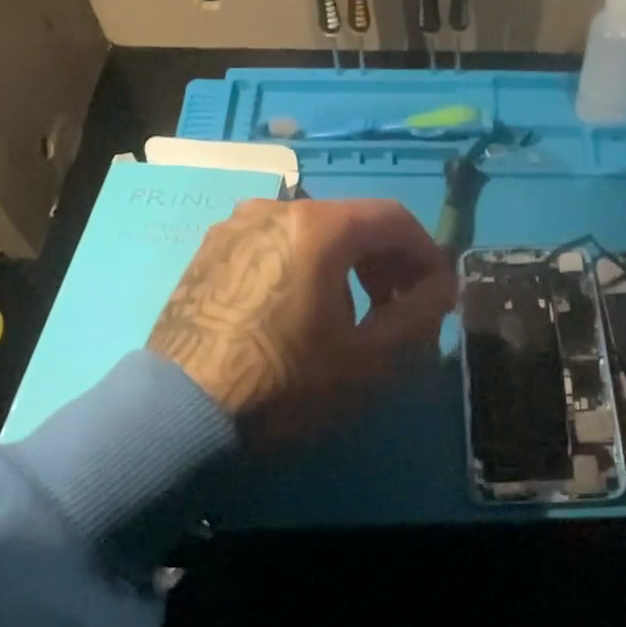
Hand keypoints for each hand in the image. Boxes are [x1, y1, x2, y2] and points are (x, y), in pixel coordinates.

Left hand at [146, 198, 455, 446]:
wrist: (181, 416)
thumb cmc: (286, 386)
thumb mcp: (369, 358)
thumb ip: (420, 315)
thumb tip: (444, 287)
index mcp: (318, 226)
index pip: (394, 219)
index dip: (427, 255)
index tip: (439, 294)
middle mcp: (273, 209)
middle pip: (351, 222)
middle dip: (388, 263)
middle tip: (402, 310)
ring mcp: (233, 228)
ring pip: (311, 235)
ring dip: (348, 268)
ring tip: (355, 317)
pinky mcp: (207, 254)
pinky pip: (274, 248)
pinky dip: (306, 270)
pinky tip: (305, 315)